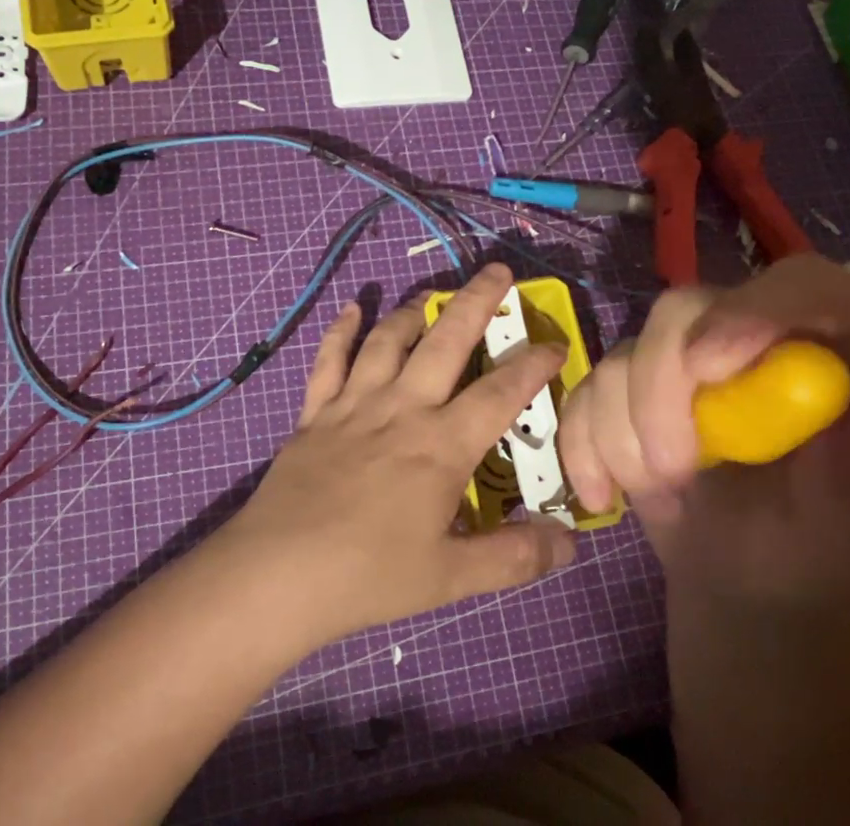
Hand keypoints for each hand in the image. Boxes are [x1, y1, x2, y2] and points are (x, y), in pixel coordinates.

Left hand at [218, 264, 578, 644]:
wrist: (278, 574)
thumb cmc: (370, 576)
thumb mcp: (452, 577)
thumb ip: (515, 558)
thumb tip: (571, 544)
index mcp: (442, 446)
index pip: (500, 393)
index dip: (532, 365)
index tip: (554, 344)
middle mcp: (402, 410)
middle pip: (445, 343)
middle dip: (477, 303)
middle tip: (498, 272)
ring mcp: (353, 407)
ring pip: (388, 341)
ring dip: (412, 311)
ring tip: (430, 294)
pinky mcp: (314, 415)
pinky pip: (329, 361)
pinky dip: (340, 331)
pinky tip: (350, 310)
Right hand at [558, 255, 849, 609]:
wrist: (754, 591)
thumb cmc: (822, 549)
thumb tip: (818, 384)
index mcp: (827, 350)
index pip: (800, 285)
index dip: (751, 309)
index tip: (708, 370)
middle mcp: (748, 338)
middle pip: (682, 309)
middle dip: (661, 390)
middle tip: (674, 469)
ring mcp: (678, 364)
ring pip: (621, 355)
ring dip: (625, 435)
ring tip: (662, 494)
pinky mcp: (626, 396)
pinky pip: (582, 396)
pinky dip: (583, 448)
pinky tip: (604, 495)